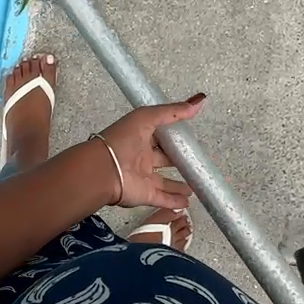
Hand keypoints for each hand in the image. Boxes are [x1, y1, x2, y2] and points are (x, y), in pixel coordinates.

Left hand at [92, 94, 204, 208]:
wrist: (103, 170)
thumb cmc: (122, 140)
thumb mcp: (147, 117)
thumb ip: (173, 112)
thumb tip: (200, 101)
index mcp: (140, 138)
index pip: (159, 137)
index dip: (173, 137)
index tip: (190, 137)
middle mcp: (141, 157)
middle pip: (163, 159)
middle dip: (177, 161)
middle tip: (195, 162)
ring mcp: (143, 177)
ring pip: (164, 182)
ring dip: (177, 186)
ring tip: (193, 188)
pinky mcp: (145, 194)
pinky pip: (163, 198)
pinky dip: (174, 201)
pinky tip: (187, 203)